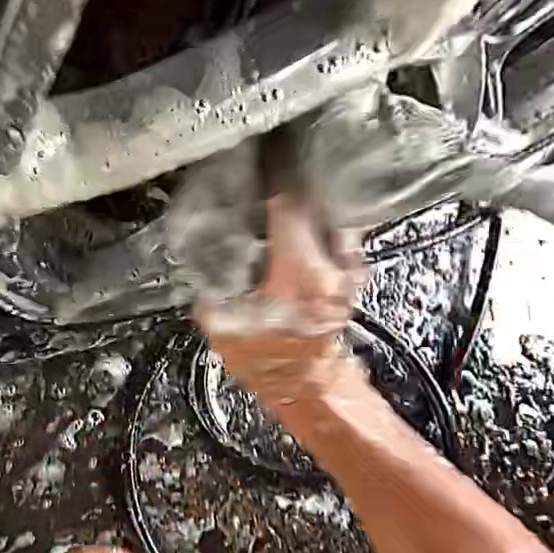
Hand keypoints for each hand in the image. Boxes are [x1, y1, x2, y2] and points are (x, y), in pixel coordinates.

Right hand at [195, 193, 366, 405]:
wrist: (306, 388)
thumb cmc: (269, 363)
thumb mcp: (223, 324)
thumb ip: (210, 284)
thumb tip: (200, 253)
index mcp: (299, 277)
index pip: (289, 207)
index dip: (270, 180)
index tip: (257, 165)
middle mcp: (331, 270)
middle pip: (315, 205)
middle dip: (289, 188)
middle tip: (267, 179)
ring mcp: (348, 274)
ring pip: (332, 218)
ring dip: (308, 206)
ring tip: (284, 200)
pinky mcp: (352, 279)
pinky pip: (340, 239)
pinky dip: (322, 227)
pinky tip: (302, 229)